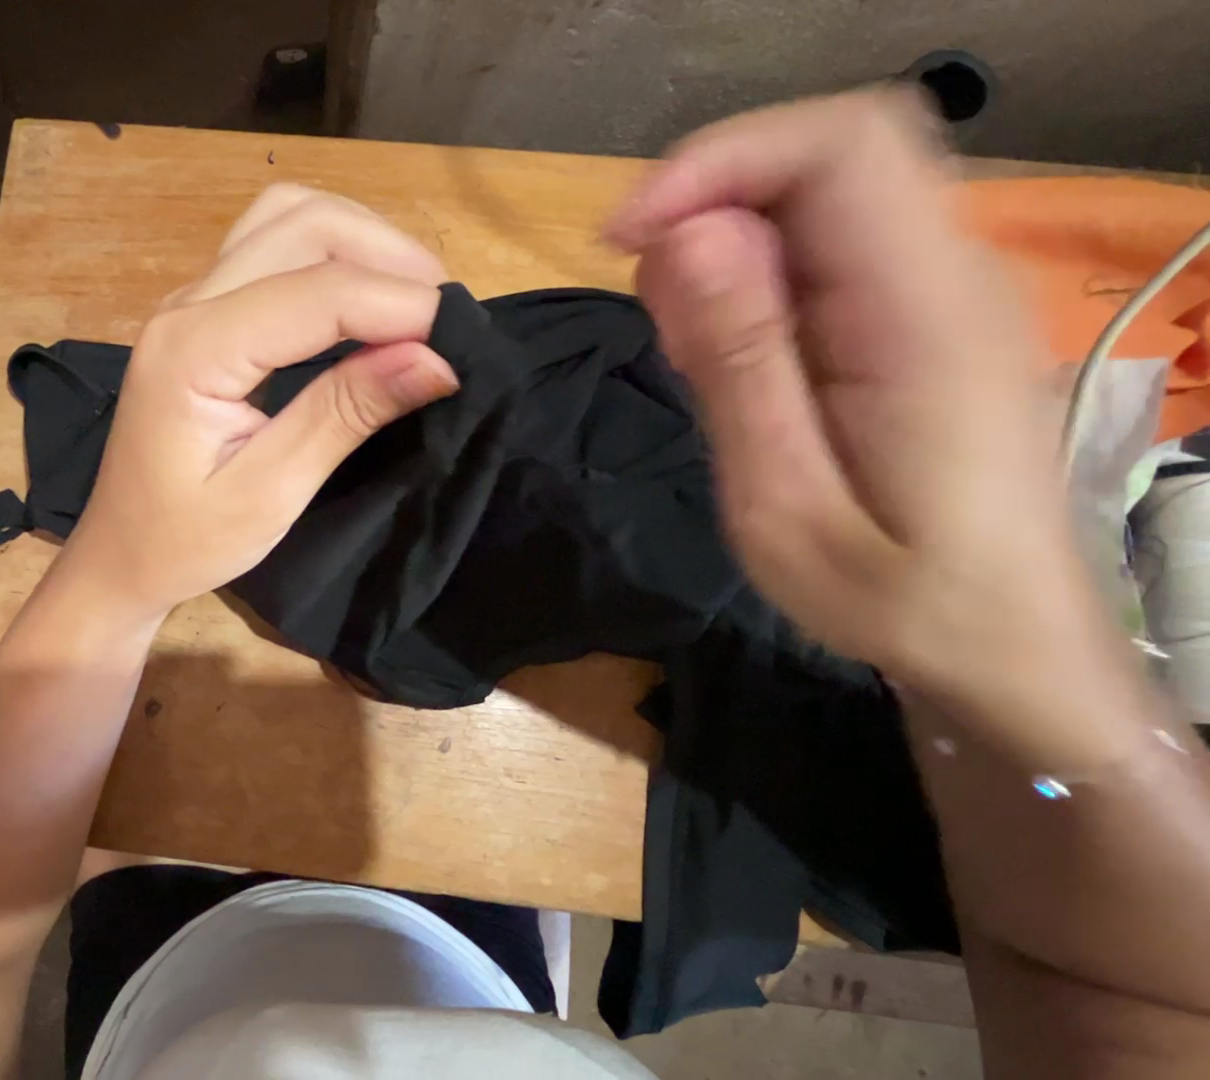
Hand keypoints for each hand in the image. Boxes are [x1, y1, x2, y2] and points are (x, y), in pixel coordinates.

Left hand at [53, 185, 458, 620]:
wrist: (120, 554)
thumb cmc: (183, 541)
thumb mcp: (269, 493)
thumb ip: (344, 416)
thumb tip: (435, 361)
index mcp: (192, 350)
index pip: (316, 293)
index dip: (401, 306)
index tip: (465, 343)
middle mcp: (187, 304)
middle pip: (302, 224)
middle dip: (388, 256)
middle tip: (447, 316)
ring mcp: (191, 301)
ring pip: (288, 219)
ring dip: (362, 243)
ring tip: (416, 301)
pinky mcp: (203, 313)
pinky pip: (273, 247)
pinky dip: (332, 256)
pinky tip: (367, 298)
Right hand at [607, 90, 1121, 734]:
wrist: (1006, 645)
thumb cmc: (893, 597)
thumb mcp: (783, 502)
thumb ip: (738, 364)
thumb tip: (683, 237)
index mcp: (922, 315)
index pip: (836, 151)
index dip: (715, 164)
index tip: (622, 240)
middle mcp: (944, 276)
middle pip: (826, 157)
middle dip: (708, 204)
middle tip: (653, 316)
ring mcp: (936, 291)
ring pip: (816, 202)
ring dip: (721, 251)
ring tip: (687, 356)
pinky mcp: (913, 317)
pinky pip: (821, 254)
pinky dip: (746, 282)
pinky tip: (727, 363)